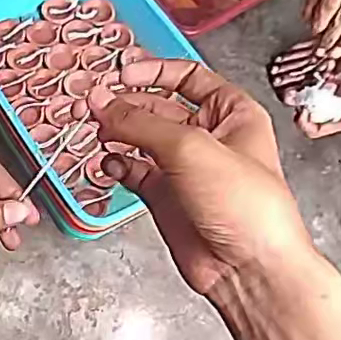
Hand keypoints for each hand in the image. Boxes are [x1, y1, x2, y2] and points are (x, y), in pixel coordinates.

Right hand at [83, 61, 311, 294]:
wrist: (246, 267)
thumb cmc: (246, 206)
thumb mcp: (190, 148)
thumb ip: (140, 121)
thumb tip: (102, 101)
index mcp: (231, 114)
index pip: (188, 77)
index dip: (153, 72)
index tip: (120, 73)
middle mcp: (206, 137)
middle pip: (157, 107)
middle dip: (125, 104)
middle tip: (94, 104)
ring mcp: (182, 168)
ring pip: (139, 139)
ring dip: (116, 133)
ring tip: (95, 130)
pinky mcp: (163, 195)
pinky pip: (132, 170)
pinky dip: (117, 165)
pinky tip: (109, 163)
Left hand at [270, 36, 340, 137]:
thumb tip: (330, 89)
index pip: (319, 128)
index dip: (303, 121)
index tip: (298, 107)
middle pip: (312, 108)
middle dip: (299, 98)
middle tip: (290, 86)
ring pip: (317, 89)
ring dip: (305, 81)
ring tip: (296, 72)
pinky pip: (328, 71)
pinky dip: (318, 66)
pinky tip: (312, 59)